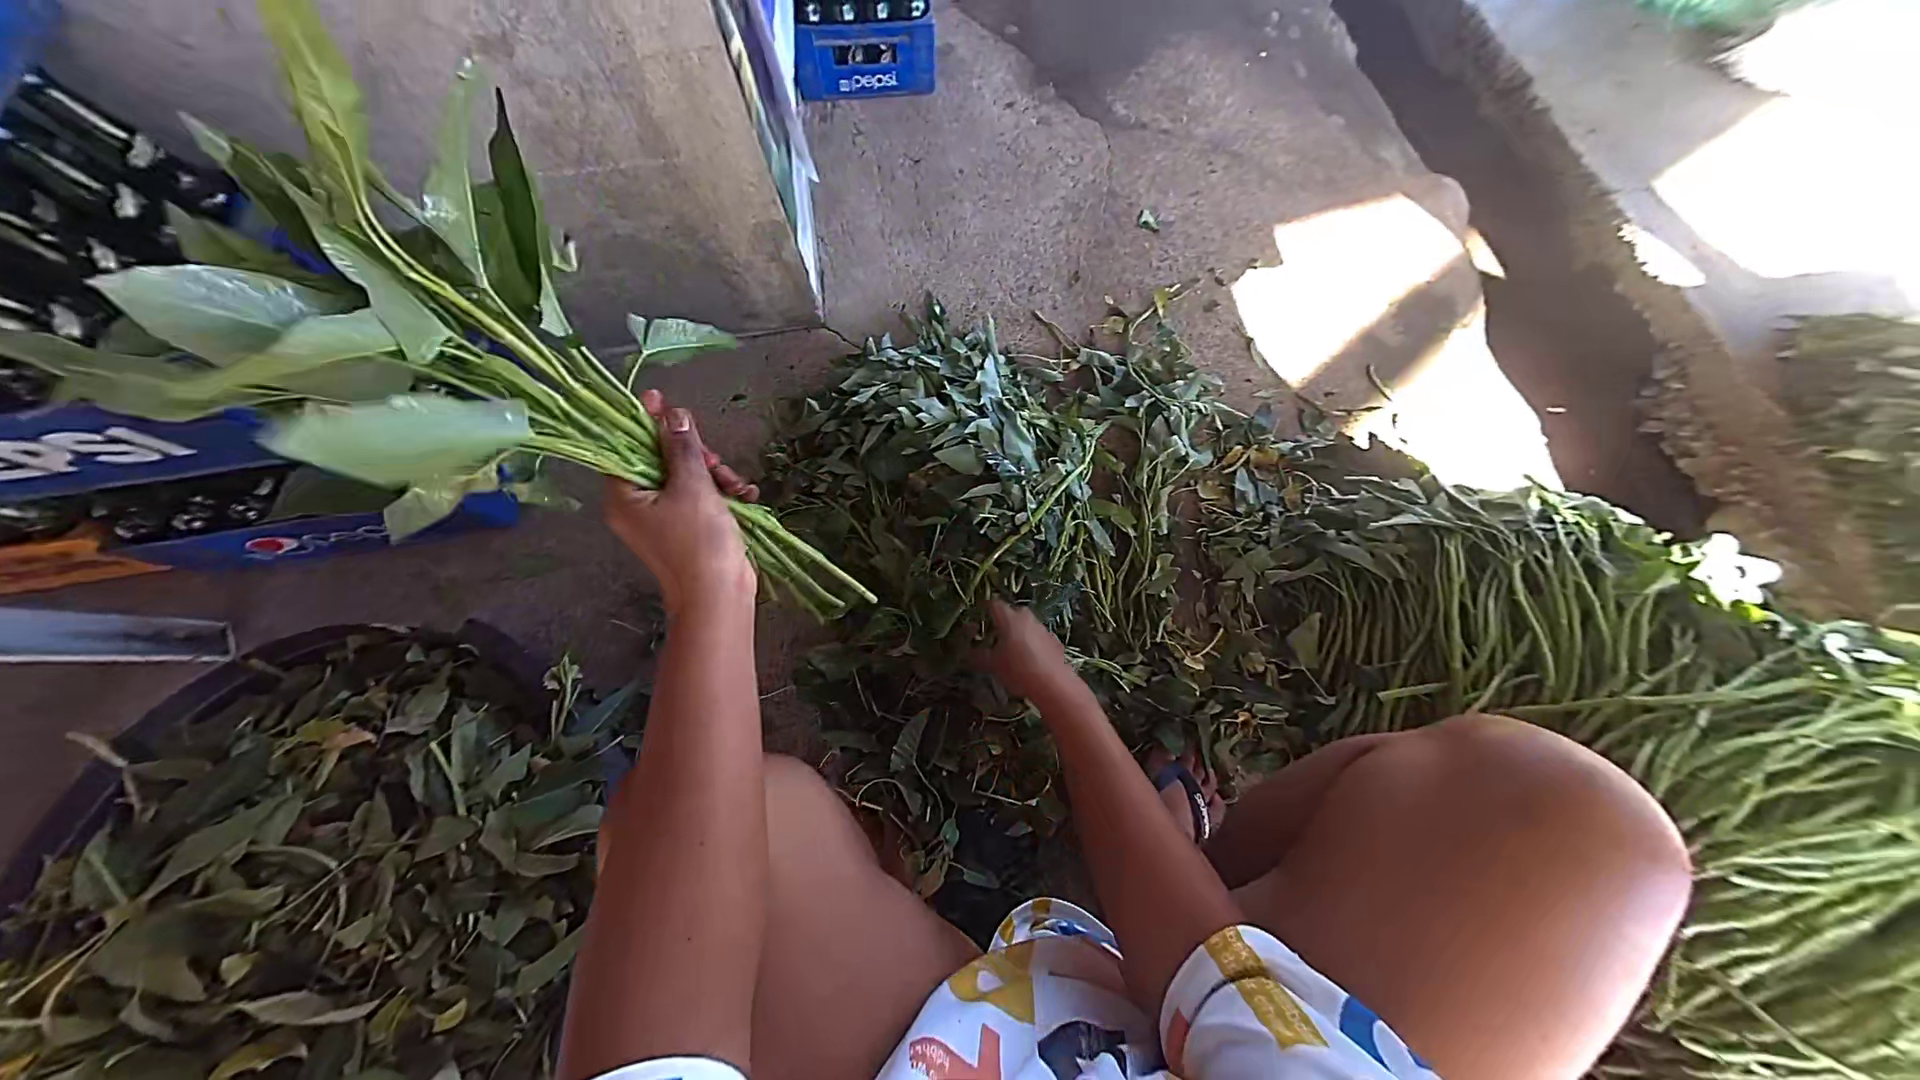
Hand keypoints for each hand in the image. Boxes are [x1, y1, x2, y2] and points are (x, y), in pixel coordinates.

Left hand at [604, 390, 757, 615]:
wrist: (719, 596)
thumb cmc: (699, 542)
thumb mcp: (692, 487)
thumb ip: (682, 448)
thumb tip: (673, 414)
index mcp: (625, 495)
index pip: (627, 446)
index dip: (645, 422)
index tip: (661, 398)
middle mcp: (638, 505)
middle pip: (662, 460)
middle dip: (695, 456)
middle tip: (715, 460)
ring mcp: (665, 519)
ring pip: (688, 478)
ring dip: (716, 475)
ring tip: (737, 487)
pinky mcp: (689, 529)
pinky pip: (701, 498)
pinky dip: (722, 494)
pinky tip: (745, 497)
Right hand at [972, 599, 1080, 706]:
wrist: (1053, 684)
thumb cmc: (1018, 670)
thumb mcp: (992, 665)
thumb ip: (977, 655)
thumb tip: (968, 650)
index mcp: (1009, 618)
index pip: (993, 604)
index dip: (984, 608)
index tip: (978, 616)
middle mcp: (1027, 618)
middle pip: (1012, 613)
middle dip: (1002, 622)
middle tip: (993, 635)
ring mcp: (1043, 628)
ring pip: (1026, 625)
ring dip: (1018, 632)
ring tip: (1011, 650)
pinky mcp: (1055, 641)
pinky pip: (1038, 637)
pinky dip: (1031, 643)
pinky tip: (1029, 660)